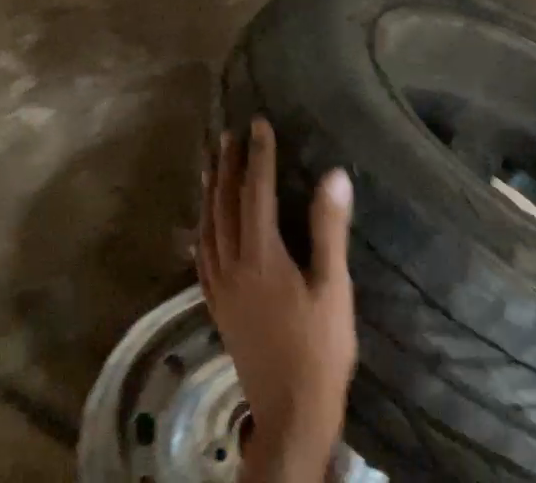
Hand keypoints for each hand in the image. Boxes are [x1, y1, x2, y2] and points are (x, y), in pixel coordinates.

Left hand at [199, 117, 356, 482]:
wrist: (290, 411)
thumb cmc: (320, 347)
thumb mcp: (334, 287)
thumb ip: (329, 230)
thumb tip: (333, 176)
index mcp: (261, 258)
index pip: (255, 194)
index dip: (258, 157)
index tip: (259, 124)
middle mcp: (231, 268)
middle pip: (223, 206)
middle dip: (227, 167)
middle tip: (230, 134)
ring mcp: (219, 290)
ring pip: (206, 229)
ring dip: (210, 193)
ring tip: (211, 165)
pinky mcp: (218, 307)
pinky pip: (201, 258)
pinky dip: (201, 230)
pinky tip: (201, 226)